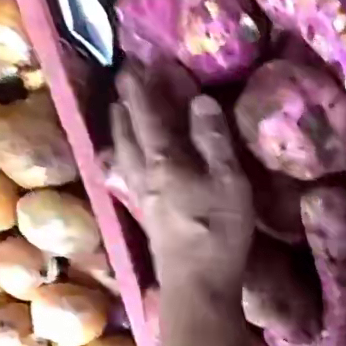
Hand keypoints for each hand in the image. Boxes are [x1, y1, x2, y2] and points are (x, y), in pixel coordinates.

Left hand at [111, 62, 254, 290]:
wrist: (197, 283)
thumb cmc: (218, 231)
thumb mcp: (229, 182)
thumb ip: (214, 141)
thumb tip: (199, 99)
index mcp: (164, 159)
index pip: (148, 114)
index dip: (143, 87)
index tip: (136, 62)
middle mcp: (144, 173)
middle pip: (127, 131)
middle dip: (125, 105)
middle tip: (123, 84)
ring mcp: (141, 197)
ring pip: (123, 154)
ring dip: (119, 130)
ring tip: (117, 115)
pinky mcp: (147, 218)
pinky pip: (128, 175)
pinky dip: (124, 157)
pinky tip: (128, 163)